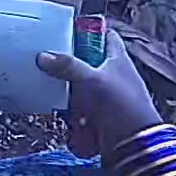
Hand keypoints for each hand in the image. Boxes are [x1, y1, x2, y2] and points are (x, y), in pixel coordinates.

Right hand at [37, 31, 162, 157]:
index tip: (67, 29)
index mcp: (118, 60)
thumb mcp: (92, 80)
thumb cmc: (120, 105)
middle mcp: (112, 74)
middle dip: (68, 61)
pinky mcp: (97, 112)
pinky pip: (76, 104)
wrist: (133, 145)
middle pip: (86, 59)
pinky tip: (56, 105)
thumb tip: (43, 56)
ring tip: (47, 82)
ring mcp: (104, 94)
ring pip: (78, 82)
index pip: (106, 35)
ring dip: (65, 85)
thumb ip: (67, 66)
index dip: (89, 29)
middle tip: (48, 56)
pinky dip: (67, 105)